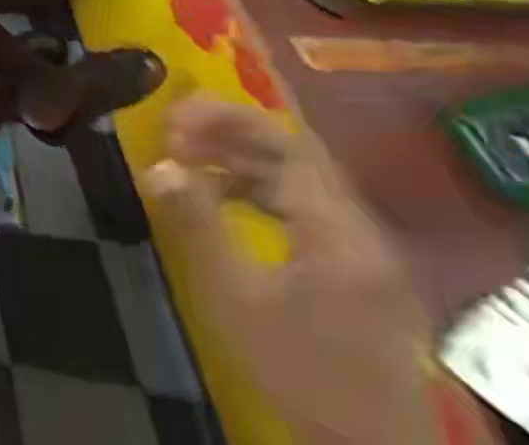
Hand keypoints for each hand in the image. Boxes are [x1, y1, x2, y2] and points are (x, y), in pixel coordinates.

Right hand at [148, 101, 436, 444]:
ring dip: (240, 161)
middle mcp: (361, 229)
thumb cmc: (296, 368)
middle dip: (230, 134)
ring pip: (300, 180)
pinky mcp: (358, 268)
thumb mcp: (233, 296)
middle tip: (172, 131)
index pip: (287, 147)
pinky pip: (304, 206)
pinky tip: (222, 197)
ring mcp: (364, 250)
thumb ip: (198, 224)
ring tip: (186, 158)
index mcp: (339, 231)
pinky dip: (258, 189)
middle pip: (297, 157)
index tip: (174, 115)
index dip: (227, 120)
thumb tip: (160, 166)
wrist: (369, 444)